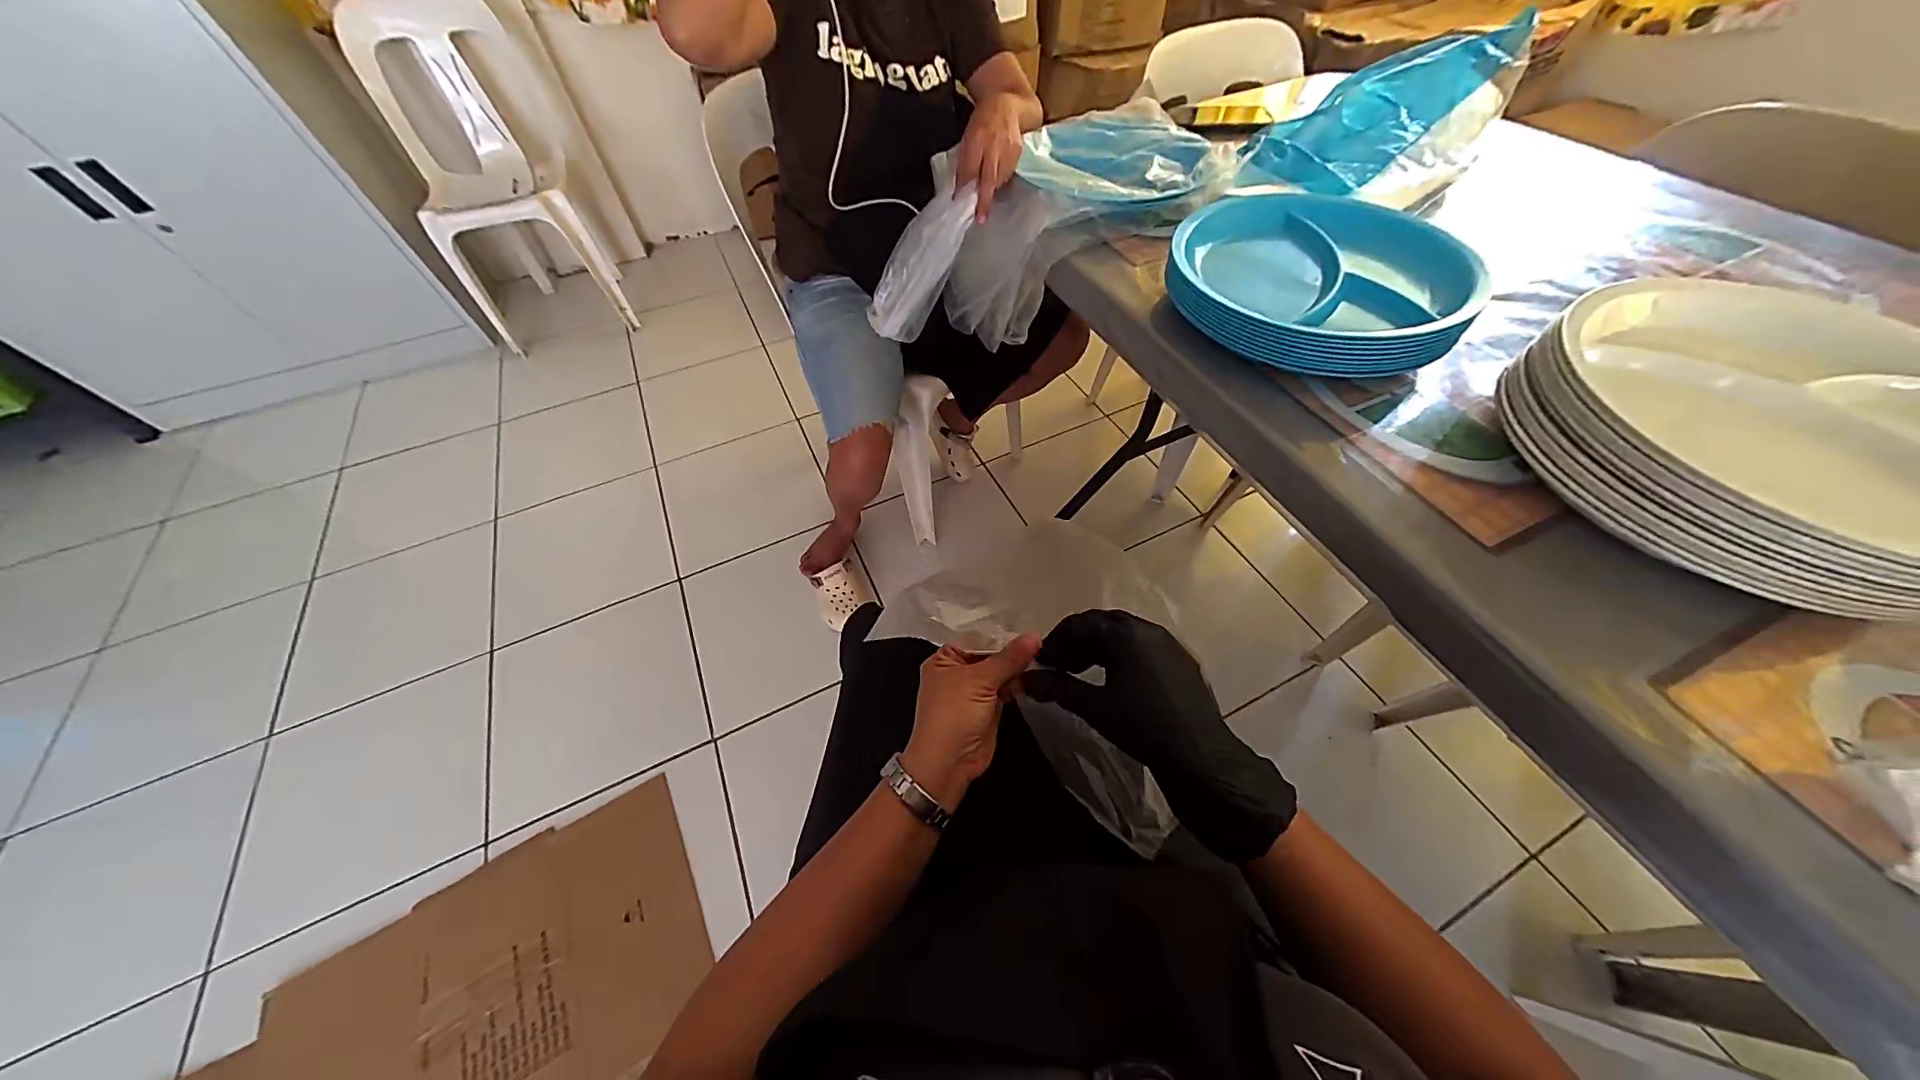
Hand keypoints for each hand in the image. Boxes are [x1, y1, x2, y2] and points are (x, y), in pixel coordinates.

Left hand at [901, 635, 1040, 808]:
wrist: (949, 762)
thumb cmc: (955, 714)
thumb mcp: (979, 680)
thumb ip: (1009, 658)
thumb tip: (1034, 636)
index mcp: (945, 659)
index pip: (976, 638)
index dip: (1000, 634)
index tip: (1028, 628)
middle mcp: (958, 671)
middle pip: (990, 654)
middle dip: (1011, 651)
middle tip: (1040, 642)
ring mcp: (973, 690)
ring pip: (999, 671)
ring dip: (1017, 667)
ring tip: (1040, 656)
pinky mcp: (988, 706)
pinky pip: (1005, 687)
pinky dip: (1016, 683)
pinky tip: (1033, 676)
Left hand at [954, 93, 1025, 223]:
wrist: (1007, 103)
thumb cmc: (982, 123)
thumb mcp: (968, 138)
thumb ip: (964, 163)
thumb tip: (960, 189)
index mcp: (976, 138)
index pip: (970, 167)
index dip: (965, 185)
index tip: (960, 201)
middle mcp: (993, 144)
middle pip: (988, 178)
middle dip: (984, 199)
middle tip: (981, 218)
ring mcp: (1008, 149)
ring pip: (999, 178)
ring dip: (992, 191)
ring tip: (986, 201)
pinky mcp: (1018, 152)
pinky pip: (1008, 173)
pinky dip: (1001, 181)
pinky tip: (997, 182)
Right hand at [1023, 610, 1296, 860]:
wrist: (1198, 753)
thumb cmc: (1141, 725)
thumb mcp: (1094, 707)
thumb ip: (1058, 688)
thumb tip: (1026, 680)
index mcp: (1124, 633)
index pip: (1079, 624)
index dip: (1055, 641)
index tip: (1041, 662)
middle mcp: (1147, 629)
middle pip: (1102, 624)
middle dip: (1076, 642)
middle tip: (1058, 666)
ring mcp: (1167, 643)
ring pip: (1123, 634)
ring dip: (1098, 648)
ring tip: (1081, 672)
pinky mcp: (1180, 659)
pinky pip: (1142, 646)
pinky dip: (1121, 655)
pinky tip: (1114, 680)